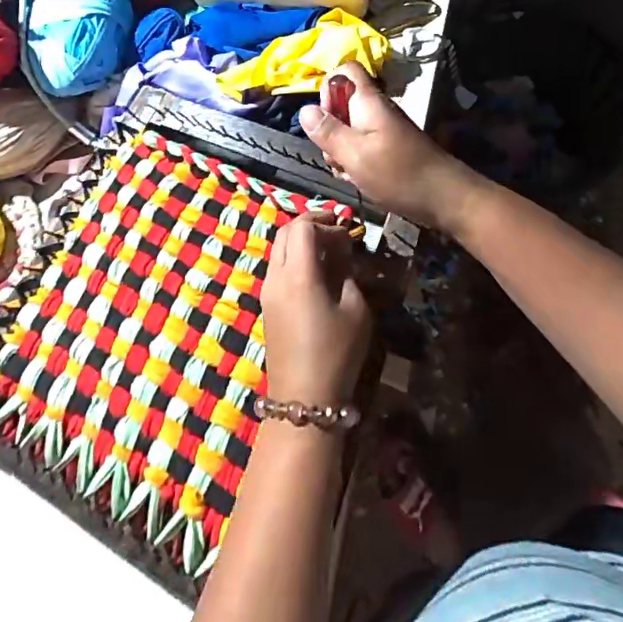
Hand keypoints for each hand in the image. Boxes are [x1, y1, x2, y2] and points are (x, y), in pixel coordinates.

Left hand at [258, 215, 370, 406]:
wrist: (303, 398)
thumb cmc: (336, 353)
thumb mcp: (355, 310)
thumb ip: (347, 273)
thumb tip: (341, 252)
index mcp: (298, 275)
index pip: (303, 229)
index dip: (326, 223)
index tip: (347, 232)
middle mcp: (276, 277)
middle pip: (286, 232)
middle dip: (310, 224)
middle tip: (336, 229)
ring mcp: (267, 291)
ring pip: (279, 249)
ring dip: (301, 241)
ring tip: (329, 249)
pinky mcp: (267, 305)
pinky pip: (278, 268)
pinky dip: (295, 258)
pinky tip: (317, 271)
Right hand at [298, 63, 482, 229]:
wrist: (446, 199)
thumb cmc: (399, 174)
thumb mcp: (354, 154)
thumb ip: (328, 131)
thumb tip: (304, 110)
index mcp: (368, 102)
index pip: (343, 72)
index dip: (327, 89)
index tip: (325, 118)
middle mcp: (375, 110)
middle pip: (340, 105)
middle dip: (329, 129)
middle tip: (336, 156)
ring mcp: (382, 130)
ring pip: (347, 130)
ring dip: (339, 151)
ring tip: (348, 173)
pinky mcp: (388, 149)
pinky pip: (360, 148)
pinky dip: (354, 162)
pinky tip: (358, 180)